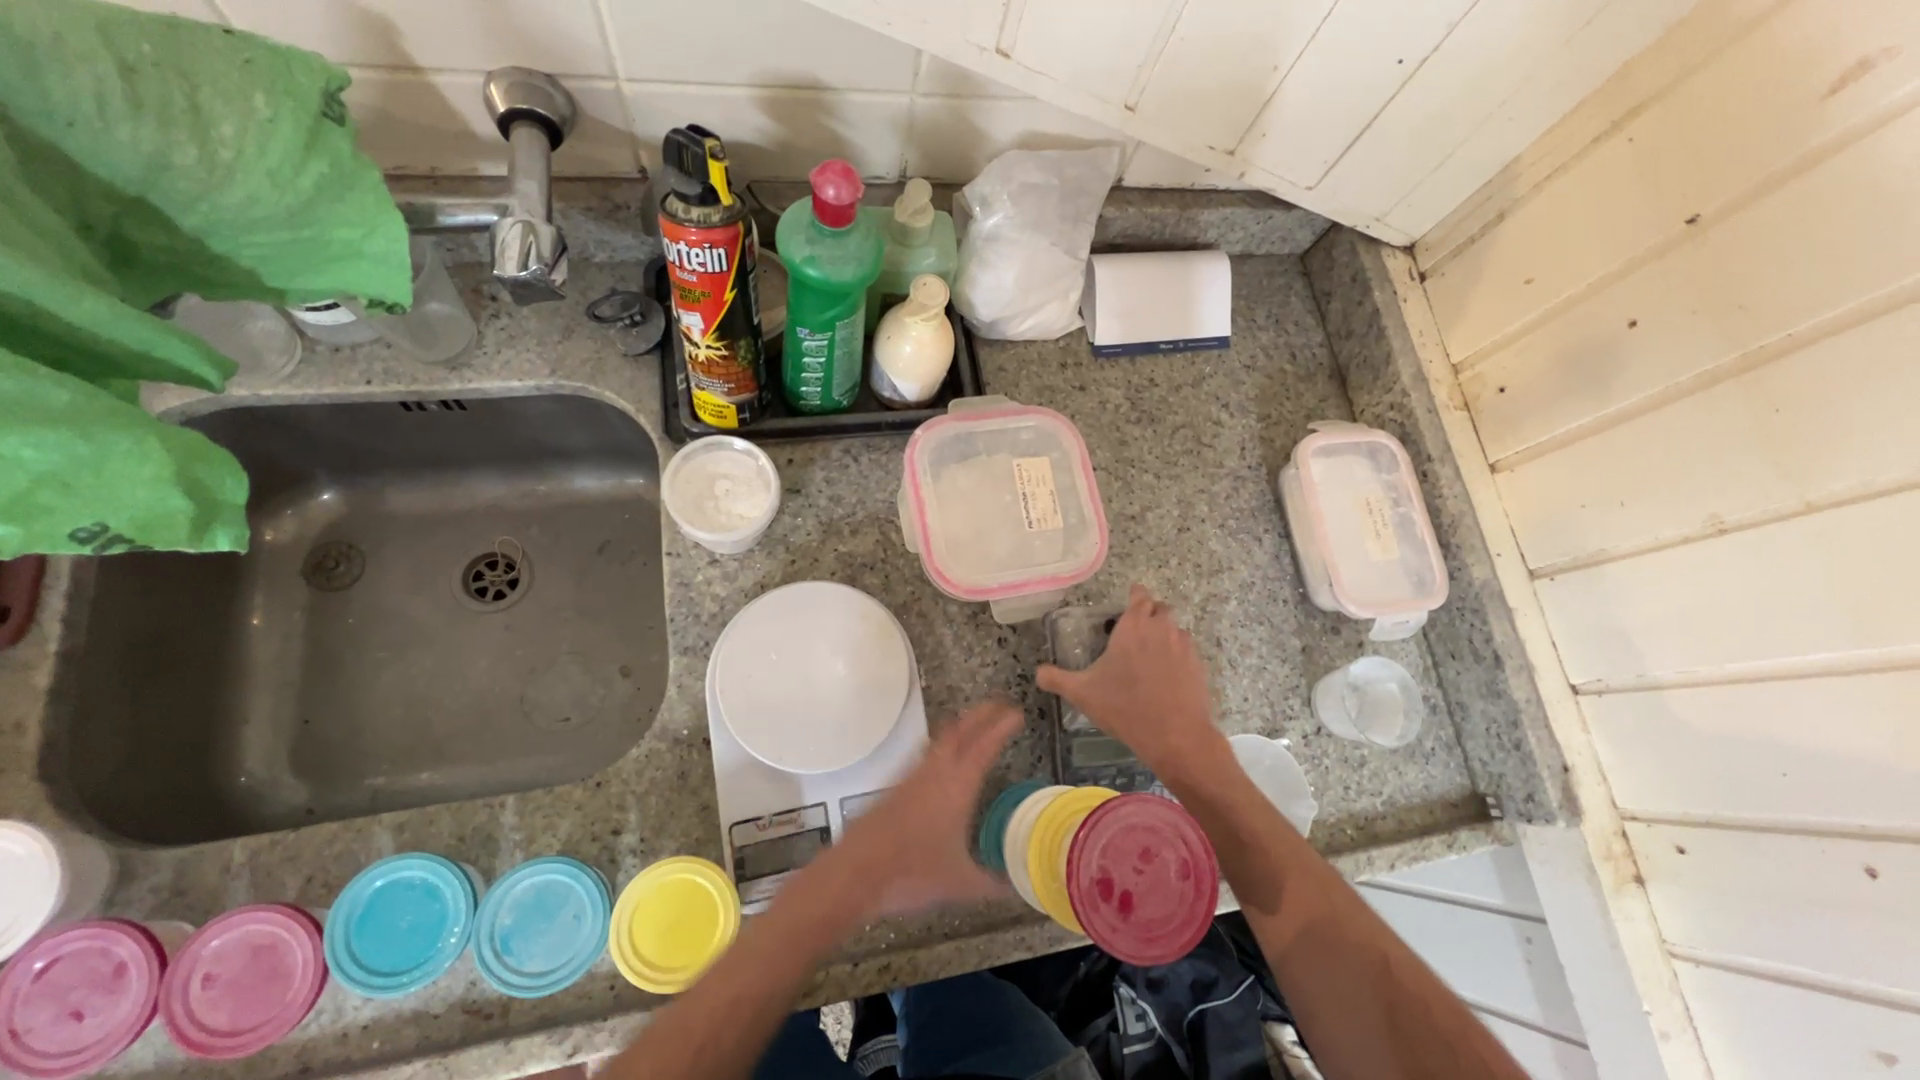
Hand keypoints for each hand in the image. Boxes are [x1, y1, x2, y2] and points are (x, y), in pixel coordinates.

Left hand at [828, 701, 1020, 917]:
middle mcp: (934, 774)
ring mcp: (911, 778)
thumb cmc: (911, 874)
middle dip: (981, 715)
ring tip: (975, 725)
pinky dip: (942, 747)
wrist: (855, 873)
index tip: (1017, 712)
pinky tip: (942, 762)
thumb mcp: (960, 884)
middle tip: (1000, 706)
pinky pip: (925, 756)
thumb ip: (993, 883)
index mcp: (957, 787)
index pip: (984, 746)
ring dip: (960, 727)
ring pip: (940, 741)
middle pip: (959, 731)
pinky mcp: (895, 789)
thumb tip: (1022, 885)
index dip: (1001, 726)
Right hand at [1037, 584, 1222, 779]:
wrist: (1175, 735)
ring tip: (1149, 657)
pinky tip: (1165, 677)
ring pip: (1175, 629)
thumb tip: (1038, 673)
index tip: (1130, 600)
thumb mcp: (1082, 693)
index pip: (1139, 596)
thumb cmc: (1124, 706)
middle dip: (1148, 614)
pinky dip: (1176, 656)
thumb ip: (1057, 679)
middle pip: (1159, 609)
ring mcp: (1184, 646)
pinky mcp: (1198, 666)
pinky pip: (1186, 651)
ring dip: (1163, 635)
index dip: (1134, 596)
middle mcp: (1161, 628)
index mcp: (1134, 626)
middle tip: (1134, 632)